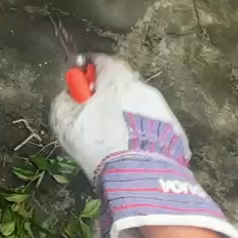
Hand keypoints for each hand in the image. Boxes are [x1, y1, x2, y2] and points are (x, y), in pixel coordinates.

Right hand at [50, 55, 237, 237]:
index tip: (78, 89)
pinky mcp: (174, 132)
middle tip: (92, 118)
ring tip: (111, 142)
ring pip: (136, 106)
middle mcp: (143, 86)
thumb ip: (63, 100)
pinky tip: (129, 153)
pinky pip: (150, 127)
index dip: (85, 73)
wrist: (140, 176)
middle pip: (119, 84)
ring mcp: (162, 109)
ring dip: (123, 116)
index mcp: (117, 77)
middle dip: (105, 96)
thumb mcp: (64, 120)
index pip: (99, 61)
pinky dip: (139, 134)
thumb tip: (69, 95)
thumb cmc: (99, 142)